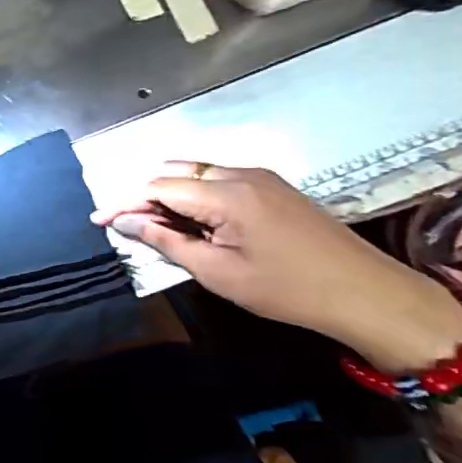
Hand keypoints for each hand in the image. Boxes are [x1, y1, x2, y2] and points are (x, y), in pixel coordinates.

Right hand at [94, 163, 461, 371]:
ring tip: (159, 227)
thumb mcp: (219, 273)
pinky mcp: (274, 186)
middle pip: (177, 172)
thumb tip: (129, 224)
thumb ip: (169, 242)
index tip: (101, 221)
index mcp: (226, 193)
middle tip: (130, 227)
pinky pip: (222, 179)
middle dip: (147, 195)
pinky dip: (199, 194)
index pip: (160, 187)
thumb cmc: (284, 289)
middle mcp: (242, 173)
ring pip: (199, 173)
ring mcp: (262, 176)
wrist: (360, 290)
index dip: (126, 203)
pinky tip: (196, 221)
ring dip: (173, 194)